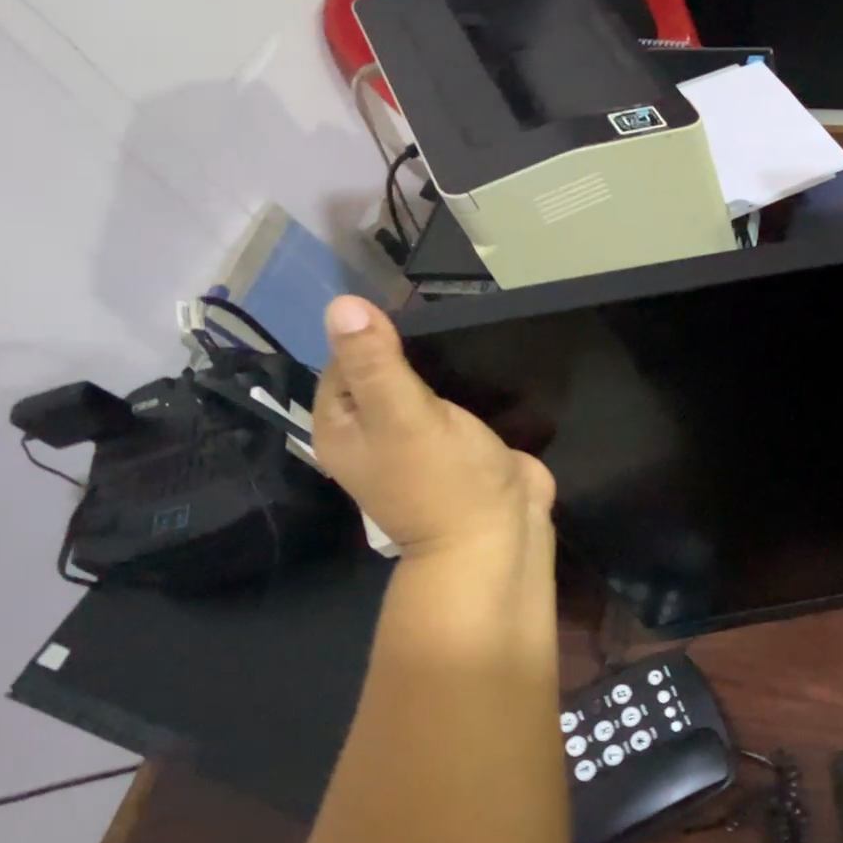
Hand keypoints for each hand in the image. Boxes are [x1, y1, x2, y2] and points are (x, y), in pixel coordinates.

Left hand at [313, 296, 555, 555]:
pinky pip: (457, 408)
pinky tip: (490, 375)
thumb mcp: (404, 415)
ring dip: (445, 370)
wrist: (501, 538)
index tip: (413, 322)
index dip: (373, 336)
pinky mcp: (461, 449)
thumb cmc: (445, 480)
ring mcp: (420, 444)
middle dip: (413, 352)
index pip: (345, 360)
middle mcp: (374, 434)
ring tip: (470, 346)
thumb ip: (375, 362)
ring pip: (424, 390)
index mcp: (343, 426)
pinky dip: (471, 390)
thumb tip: (342, 304)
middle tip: (449, 333)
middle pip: (384, 373)